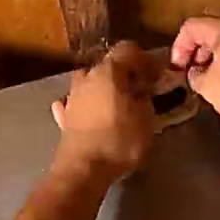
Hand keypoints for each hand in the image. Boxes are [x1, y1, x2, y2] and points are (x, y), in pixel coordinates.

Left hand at [51, 40, 155, 178]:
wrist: (83, 170)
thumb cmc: (119, 141)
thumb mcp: (147, 120)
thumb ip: (146, 99)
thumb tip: (141, 91)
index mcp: (109, 72)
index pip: (128, 50)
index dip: (145, 60)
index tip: (156, 75)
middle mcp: (87, 77)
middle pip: (107, 66)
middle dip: (124, 75)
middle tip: (138, 91)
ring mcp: (71, 97)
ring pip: (90, 83)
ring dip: (103, 89)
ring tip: (117, 106)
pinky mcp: (63, 117)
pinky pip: (76, 104)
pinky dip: (85, 107)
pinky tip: (91, 116)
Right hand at [170, 17, 219, 132]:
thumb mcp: (209, 87)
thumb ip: (195, 77)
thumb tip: (196, 73)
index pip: (191, 27)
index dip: (178, 47)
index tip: (177, 70)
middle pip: (210, 34)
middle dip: (196, 55)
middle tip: (192, 78)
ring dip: (214, 63)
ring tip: (210, 86)